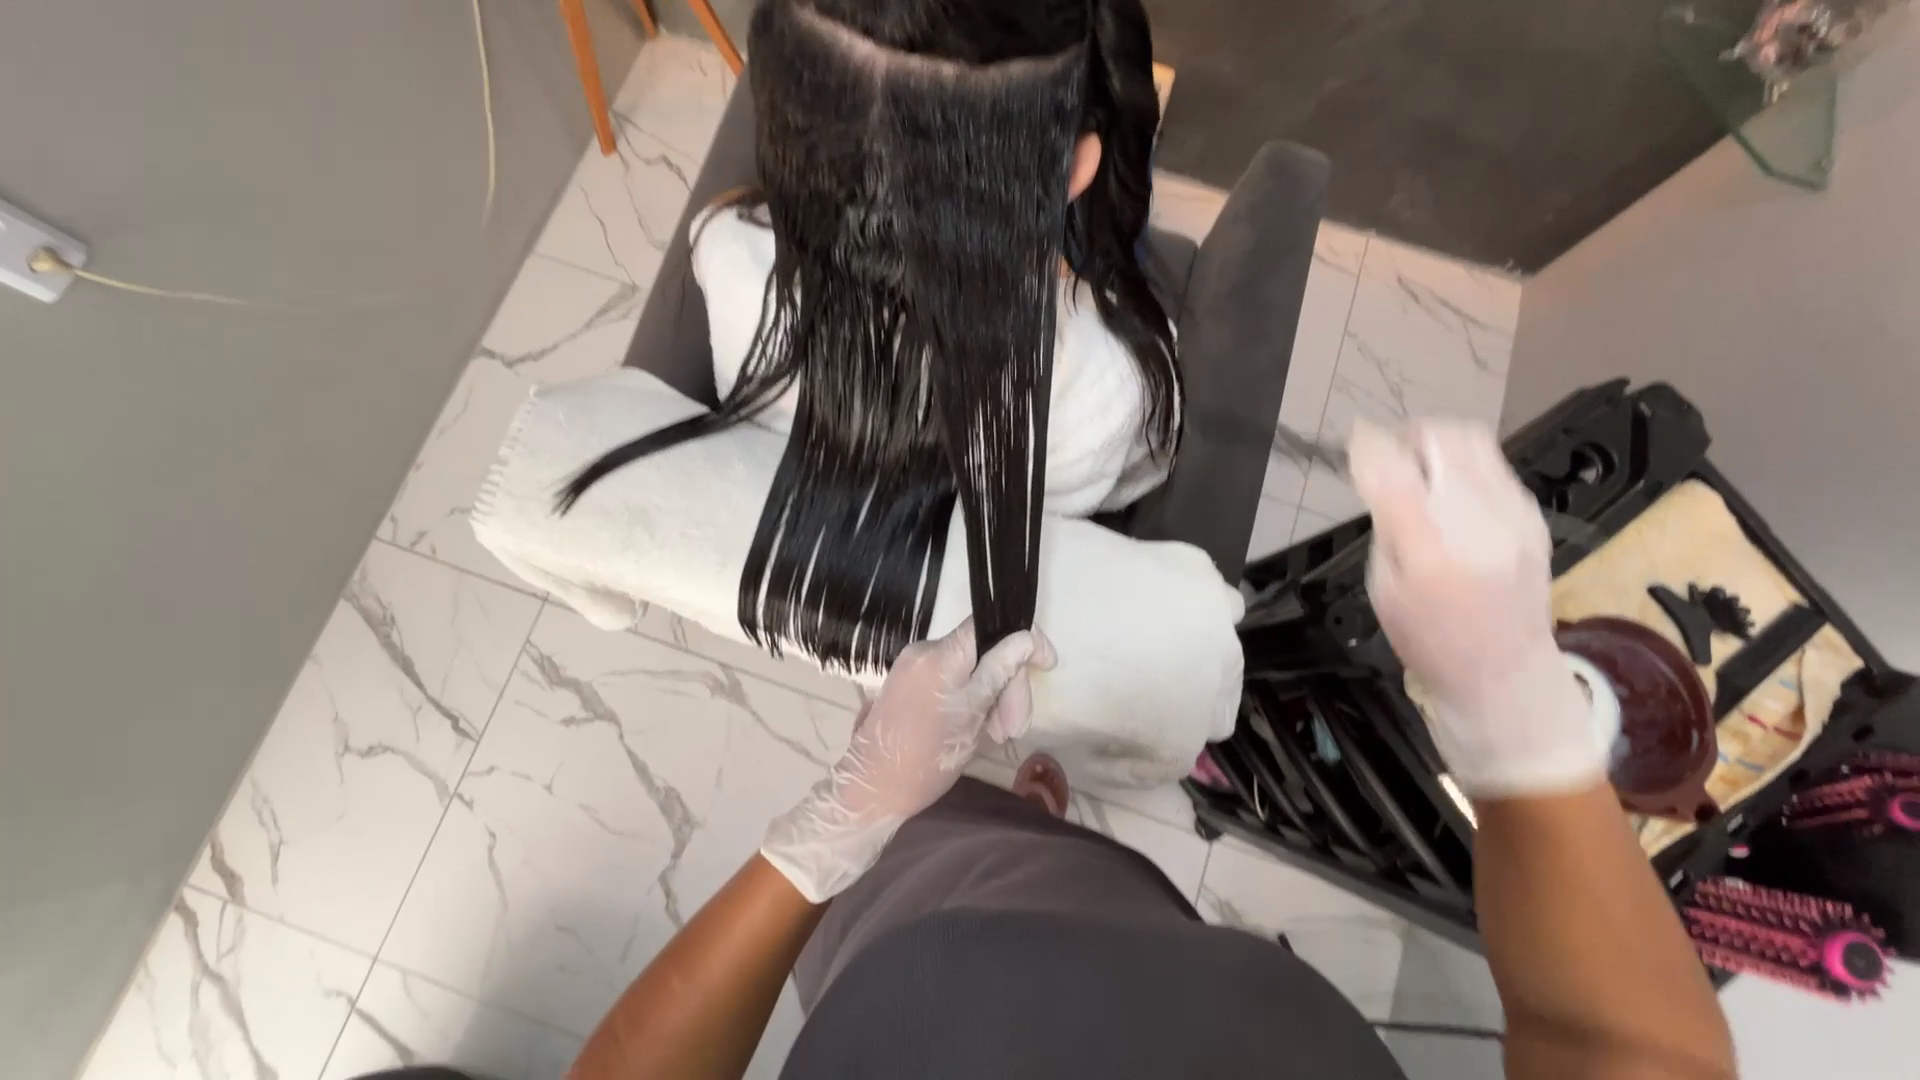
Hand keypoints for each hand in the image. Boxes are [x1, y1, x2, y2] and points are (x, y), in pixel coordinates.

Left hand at [761, 619, 1056, 901]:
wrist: (873, 789)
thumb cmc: (926, 758)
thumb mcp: (972, 717)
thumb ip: (999, 673)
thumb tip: (1026, 640)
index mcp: (940, 655)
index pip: (990, 625)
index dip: (1024, 639)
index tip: (1046, 665)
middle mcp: (925, 650)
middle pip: (983, 651)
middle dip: (1008, 684)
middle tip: (1015, 727)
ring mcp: (914, 666)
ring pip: (970, 668)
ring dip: (992, 696)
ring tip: (999, 734)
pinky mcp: (909, 682)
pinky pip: (952, 679)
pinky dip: (971, 699)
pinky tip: (979, 728)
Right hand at [1348, 418, 1604, 797]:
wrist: (1504, 674)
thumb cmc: (1428, 640)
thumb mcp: (1383, 587)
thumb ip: (1387, 526)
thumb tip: (1382, 476)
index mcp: (1427, 549)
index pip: (1393, 470)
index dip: (1368, 445)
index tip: (1355, 441)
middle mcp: (1476, 523)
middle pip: (1443, 439)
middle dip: (1408, 436)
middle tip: (1389, 454)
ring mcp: (1513, 517)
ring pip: (1473, 443)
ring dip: (1437, 445)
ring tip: (1419, 469)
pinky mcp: (1533, 518)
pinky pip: (1493, 468)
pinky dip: (1463, 467)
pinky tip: (1451, 495)